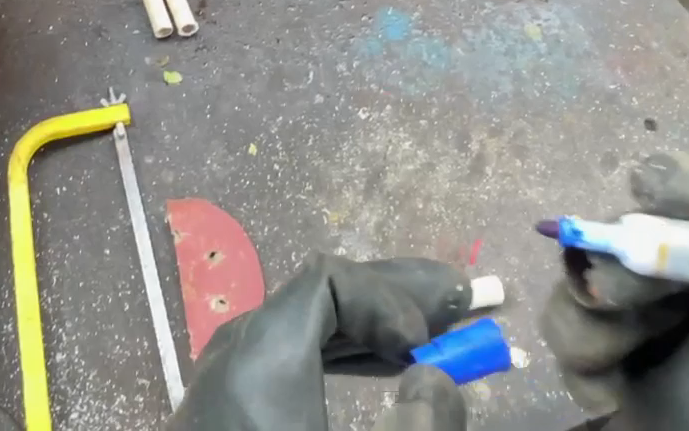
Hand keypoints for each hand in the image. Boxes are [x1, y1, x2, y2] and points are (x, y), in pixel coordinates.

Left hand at [167, 254, 473, 430]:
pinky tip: (385, 365)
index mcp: (261, 355)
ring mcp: (229, 378)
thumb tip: (435, 377)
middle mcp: (238, 352)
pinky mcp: (231, 407)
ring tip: (436, 327)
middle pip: (320, 295)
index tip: (426, 344)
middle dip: (392, 297)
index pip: (329, 281)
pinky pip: (293, 355)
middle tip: (459, 297)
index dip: (387, 298)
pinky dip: (343, 352)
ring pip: (308, 323)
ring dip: (373, 324)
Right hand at [540, 154, 688, 429]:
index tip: (650, 196)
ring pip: (614, 267)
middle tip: (603, 293)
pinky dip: (577, 349)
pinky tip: (596, 394)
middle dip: (626, 253)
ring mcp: (684, 326)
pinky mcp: (636, 360)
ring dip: (588, 303)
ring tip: (595, 362)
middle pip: (670, 227)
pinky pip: (586, 322)